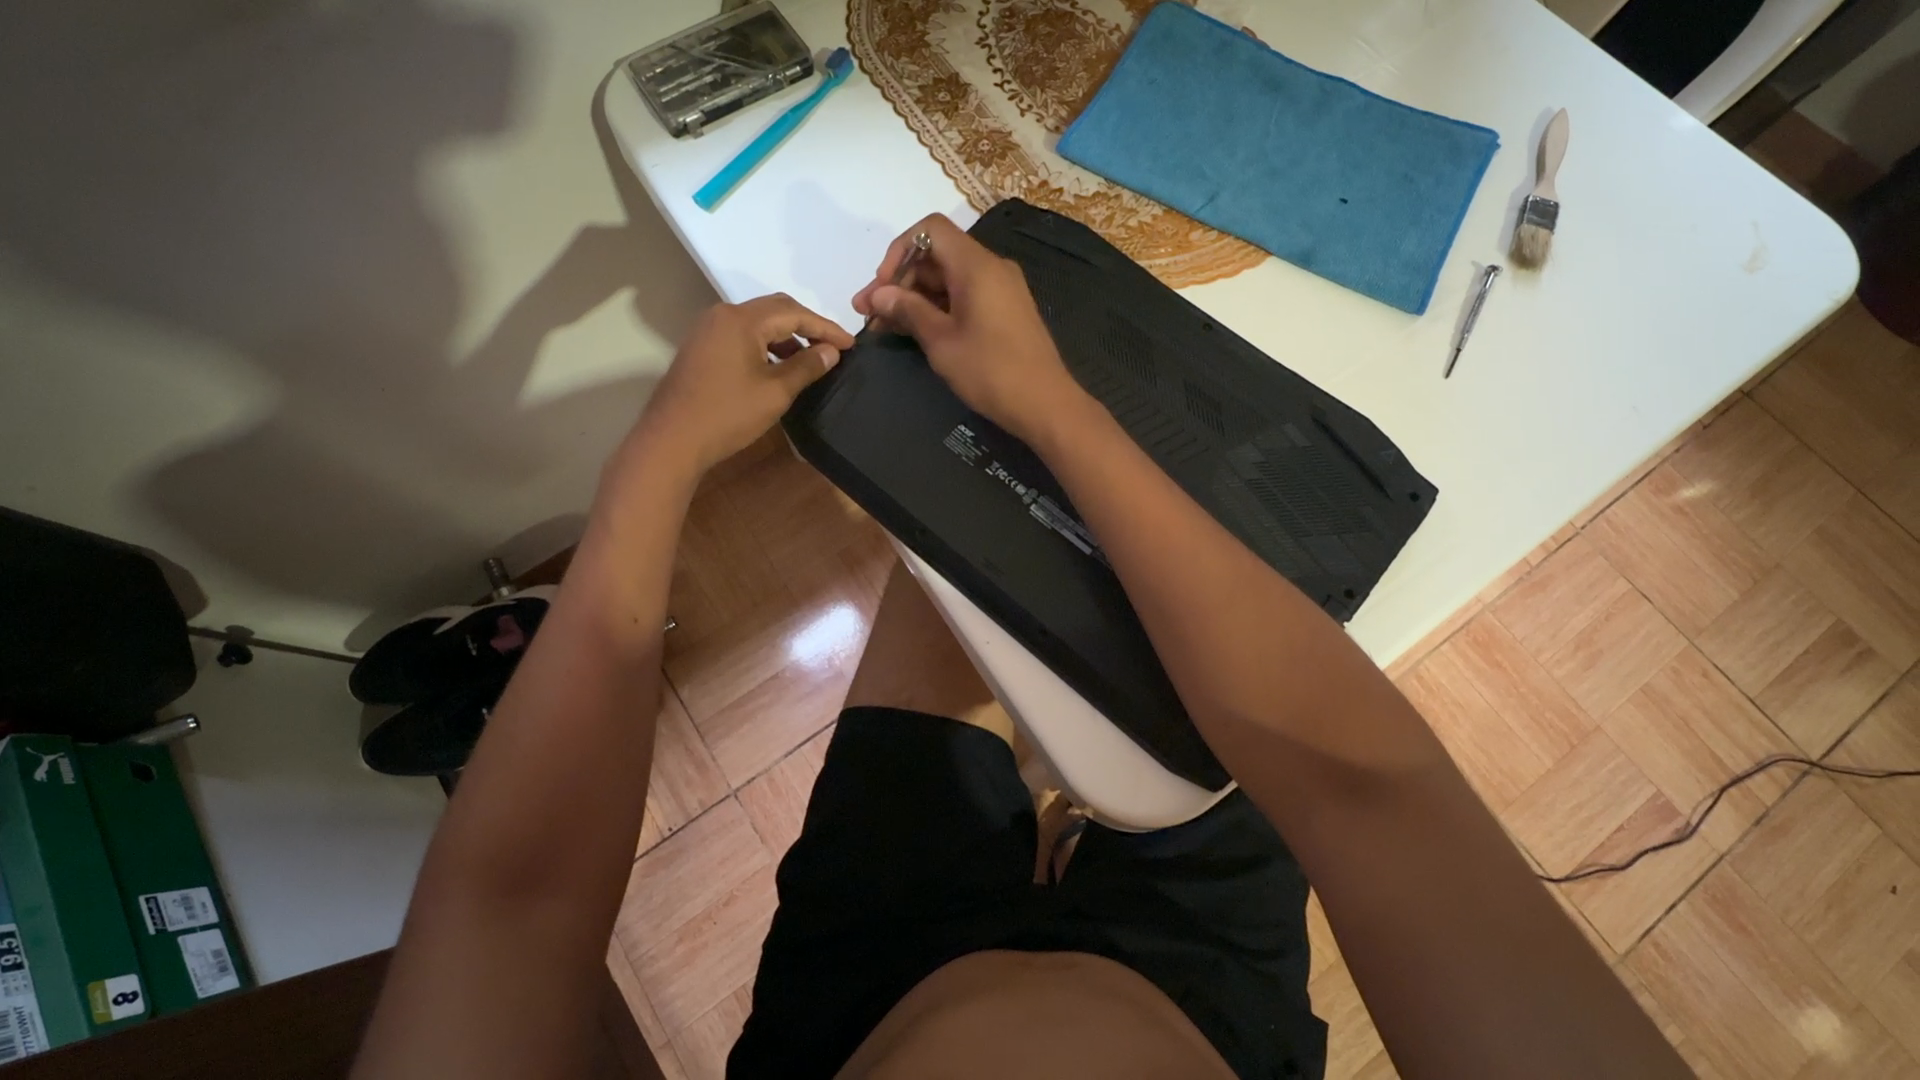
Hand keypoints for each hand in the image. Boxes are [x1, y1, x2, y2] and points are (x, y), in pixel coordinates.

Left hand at [630, 294, 853, 474]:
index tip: (851, 345)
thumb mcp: (775, 392)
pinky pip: (741, 336)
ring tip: (810, 360)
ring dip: (786, 337)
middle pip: (775, 310)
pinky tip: (779, 367)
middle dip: (807, 326)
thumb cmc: (727, 415)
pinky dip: (765, 345)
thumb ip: (806, 366)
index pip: (794, 313)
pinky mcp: (701, 348)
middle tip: (833, 347)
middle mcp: (723, 315)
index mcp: (742, 320)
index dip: (826, 328)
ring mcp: (708, 331)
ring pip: (757, 323)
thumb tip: (830, 352)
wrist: (672, 440)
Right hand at [851, 214, 1088, 444]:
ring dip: (914, 298)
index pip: (930, 229)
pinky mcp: (1005, 311)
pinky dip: (937, 309)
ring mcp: (1001, 290)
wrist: (1045, 404)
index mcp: (976, 265)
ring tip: (882, 327)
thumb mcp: (941, 341)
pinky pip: (964, 297)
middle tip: (868, 314)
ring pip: (948, 279)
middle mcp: (991, 268)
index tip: (881, 286)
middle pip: (936, 256)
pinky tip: (913, 331)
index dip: (899, 250)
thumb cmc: (990, 371)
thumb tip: (878, 294)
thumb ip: (908, 310)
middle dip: (899, 280)